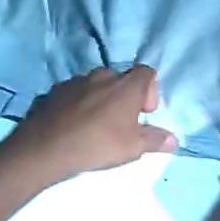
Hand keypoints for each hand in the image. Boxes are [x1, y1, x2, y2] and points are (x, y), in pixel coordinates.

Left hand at [0, 66, 175, 187]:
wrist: (47, 147)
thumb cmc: (97, 144)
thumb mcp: (133, 147)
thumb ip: (154, 140)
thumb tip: (172, 139)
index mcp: (124, 86)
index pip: (146, 72)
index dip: (150, 90)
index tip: (144, 112)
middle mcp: (99, 77)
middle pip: (118, 77)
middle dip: (122, 95)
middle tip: (119, 120)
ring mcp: (72, 82)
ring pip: (92, 84)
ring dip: (97, 98)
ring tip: (94, 123)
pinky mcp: (52, 91)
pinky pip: (71, 93)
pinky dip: (76, 103)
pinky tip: (71, 123)